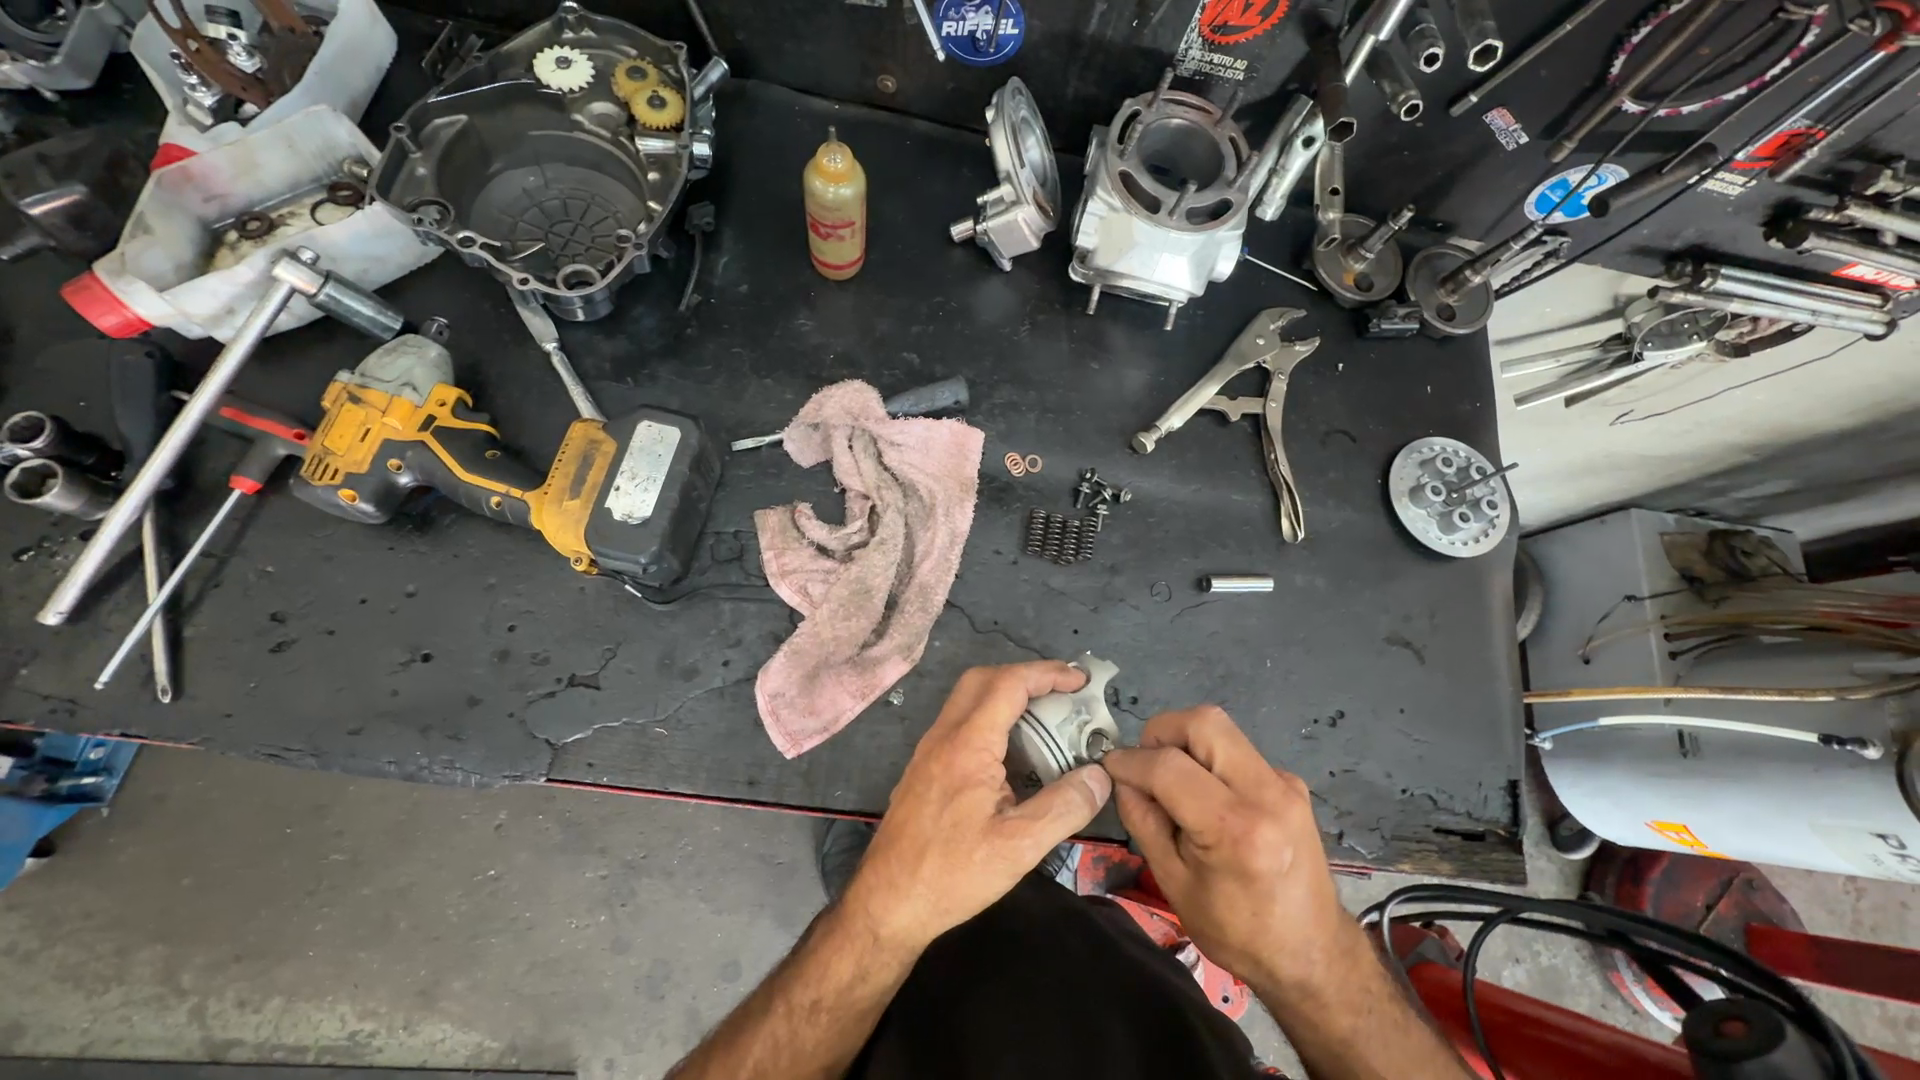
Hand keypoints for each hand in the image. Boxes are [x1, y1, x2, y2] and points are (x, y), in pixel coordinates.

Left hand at [840, 661, 1112, 953]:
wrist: (887, 903)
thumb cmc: (952, 874)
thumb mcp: (1019, 847)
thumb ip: (1063, 806)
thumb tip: (1100, 776)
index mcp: (967, 745)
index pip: (1008, 684)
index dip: (1046, 674)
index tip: (1080, 680)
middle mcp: (943, 737)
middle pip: (982, 680)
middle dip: (1024, 676)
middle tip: (1062, 693)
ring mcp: (928, 753)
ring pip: (966, 702)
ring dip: (1005, 697)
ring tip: (1044, 721)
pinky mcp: (923, 772)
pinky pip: (959, 726)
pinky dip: (990, 720)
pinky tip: (1011, 756)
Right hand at [1101, 706, 1359, 992]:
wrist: (1312, 954)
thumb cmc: (1238, 931)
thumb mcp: (1174, 883)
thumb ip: (1143, 821)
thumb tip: (1123, 778)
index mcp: (1235, 828)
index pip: (1167, 765)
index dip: (1128, 761)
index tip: (1109, 768)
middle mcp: (1266, 793)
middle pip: (1203, 721)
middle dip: (1161, 731)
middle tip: (1143, 764)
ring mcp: (1284, 783)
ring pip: (1222, 730)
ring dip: (1185, 743)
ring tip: (1169, 781)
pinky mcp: (1290, 784)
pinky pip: (1237, 752)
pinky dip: (1208, 760)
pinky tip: (1202, 797)